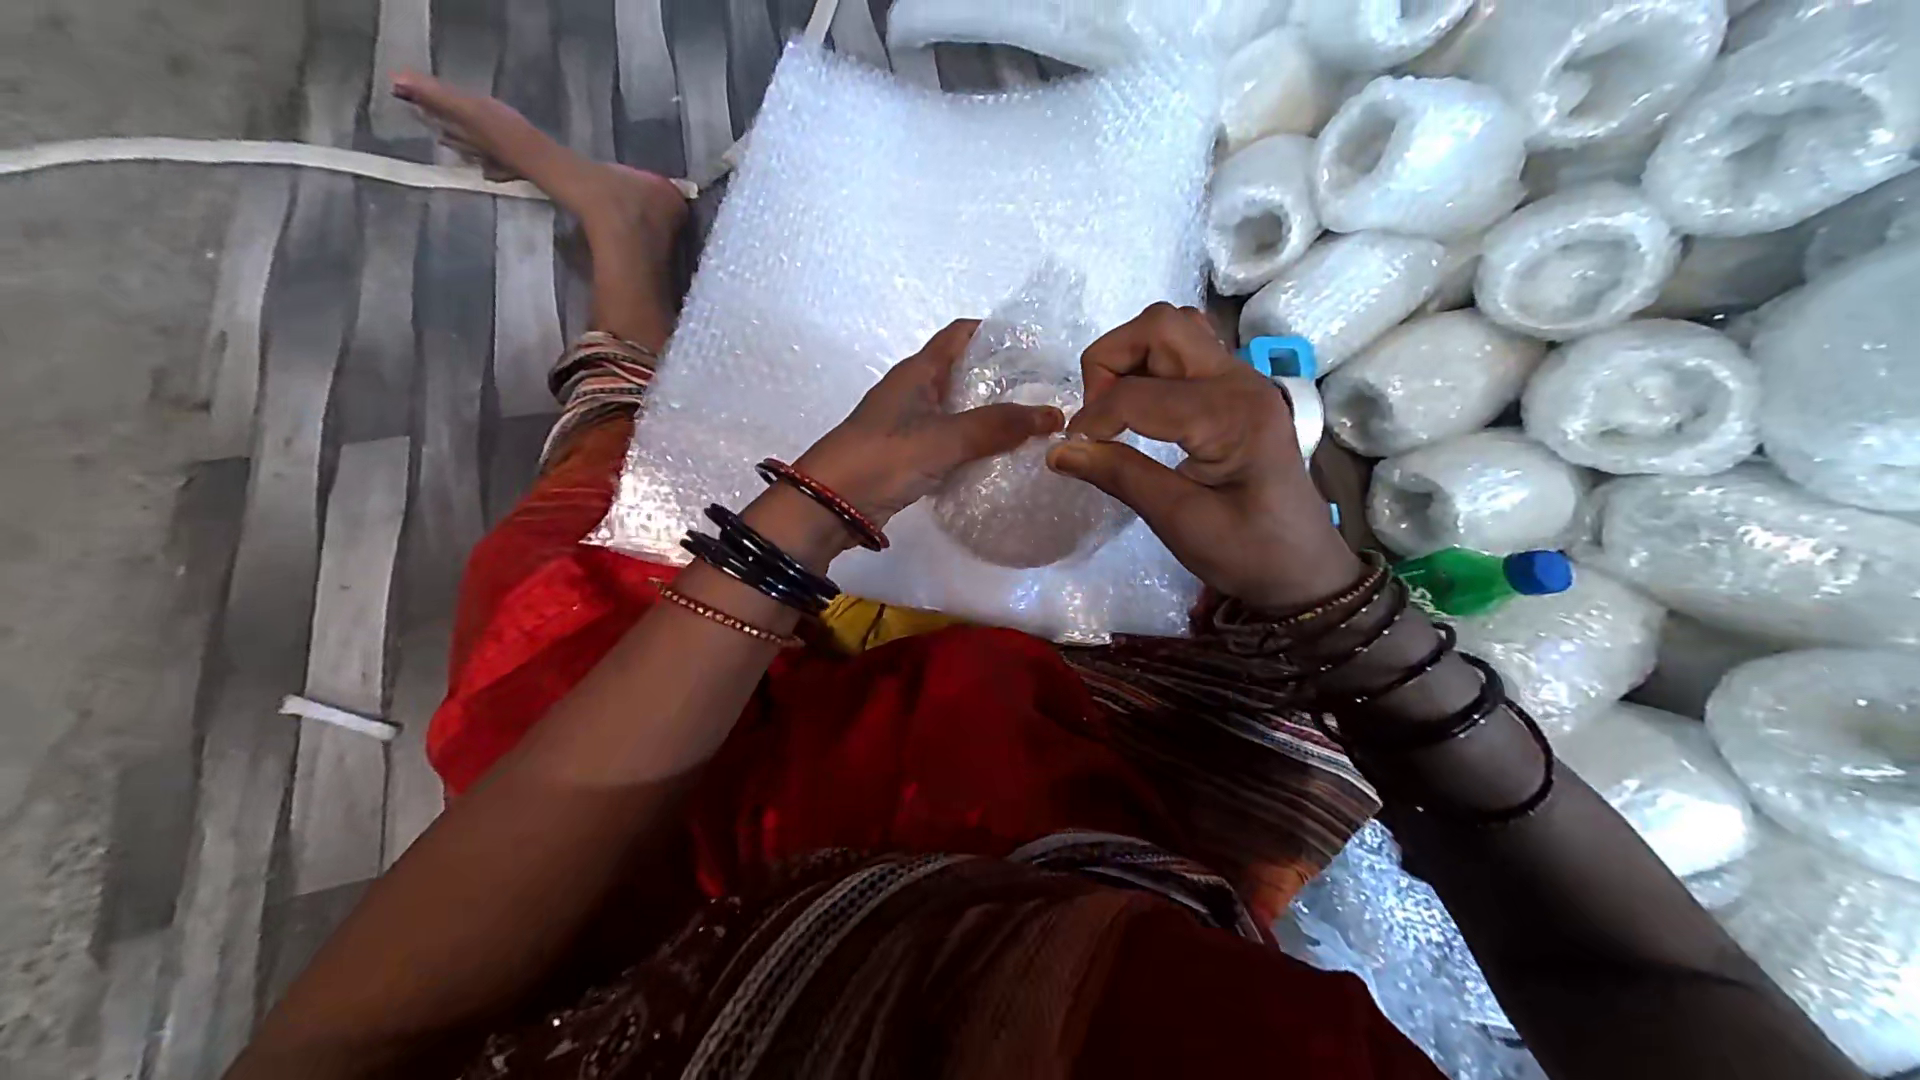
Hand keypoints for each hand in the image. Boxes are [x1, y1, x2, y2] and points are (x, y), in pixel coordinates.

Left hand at [796, 319, 1065, 530]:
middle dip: (1002, 377)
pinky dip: (974, 443)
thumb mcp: (943, 439)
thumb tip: (1054, 415)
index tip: (1035, 346)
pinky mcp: (908, 454)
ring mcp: (910, 424)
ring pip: (958, 408)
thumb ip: (996, 427)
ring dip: (990, 413)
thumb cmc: (883, 457)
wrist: (830, 504)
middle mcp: (914, 390)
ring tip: (1032, 423)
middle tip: (1044, 391)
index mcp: (918, 371)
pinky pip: (949, 440)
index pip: (960, 334)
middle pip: (963, 371)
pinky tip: (999, 456)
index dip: (996, 333)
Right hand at [1046, 303, 1361, 609]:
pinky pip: (1187, 349)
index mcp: (1230, 416)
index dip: (1092, 418)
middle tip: (1096, 416)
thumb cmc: (1247, 552)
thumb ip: (1119, 476)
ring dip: (1131, 356)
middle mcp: (1239, 382)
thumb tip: (1060, 450)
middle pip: (1159, 326)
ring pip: (1173, 328)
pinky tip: (1142, 407)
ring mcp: (1242, 380)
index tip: (1073, 450)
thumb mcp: (1179, 521)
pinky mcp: (1237, 389)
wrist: (1302, 568)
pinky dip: (1151, 364)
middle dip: (1109, 361)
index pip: (1137, 393)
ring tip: (1115, 408)